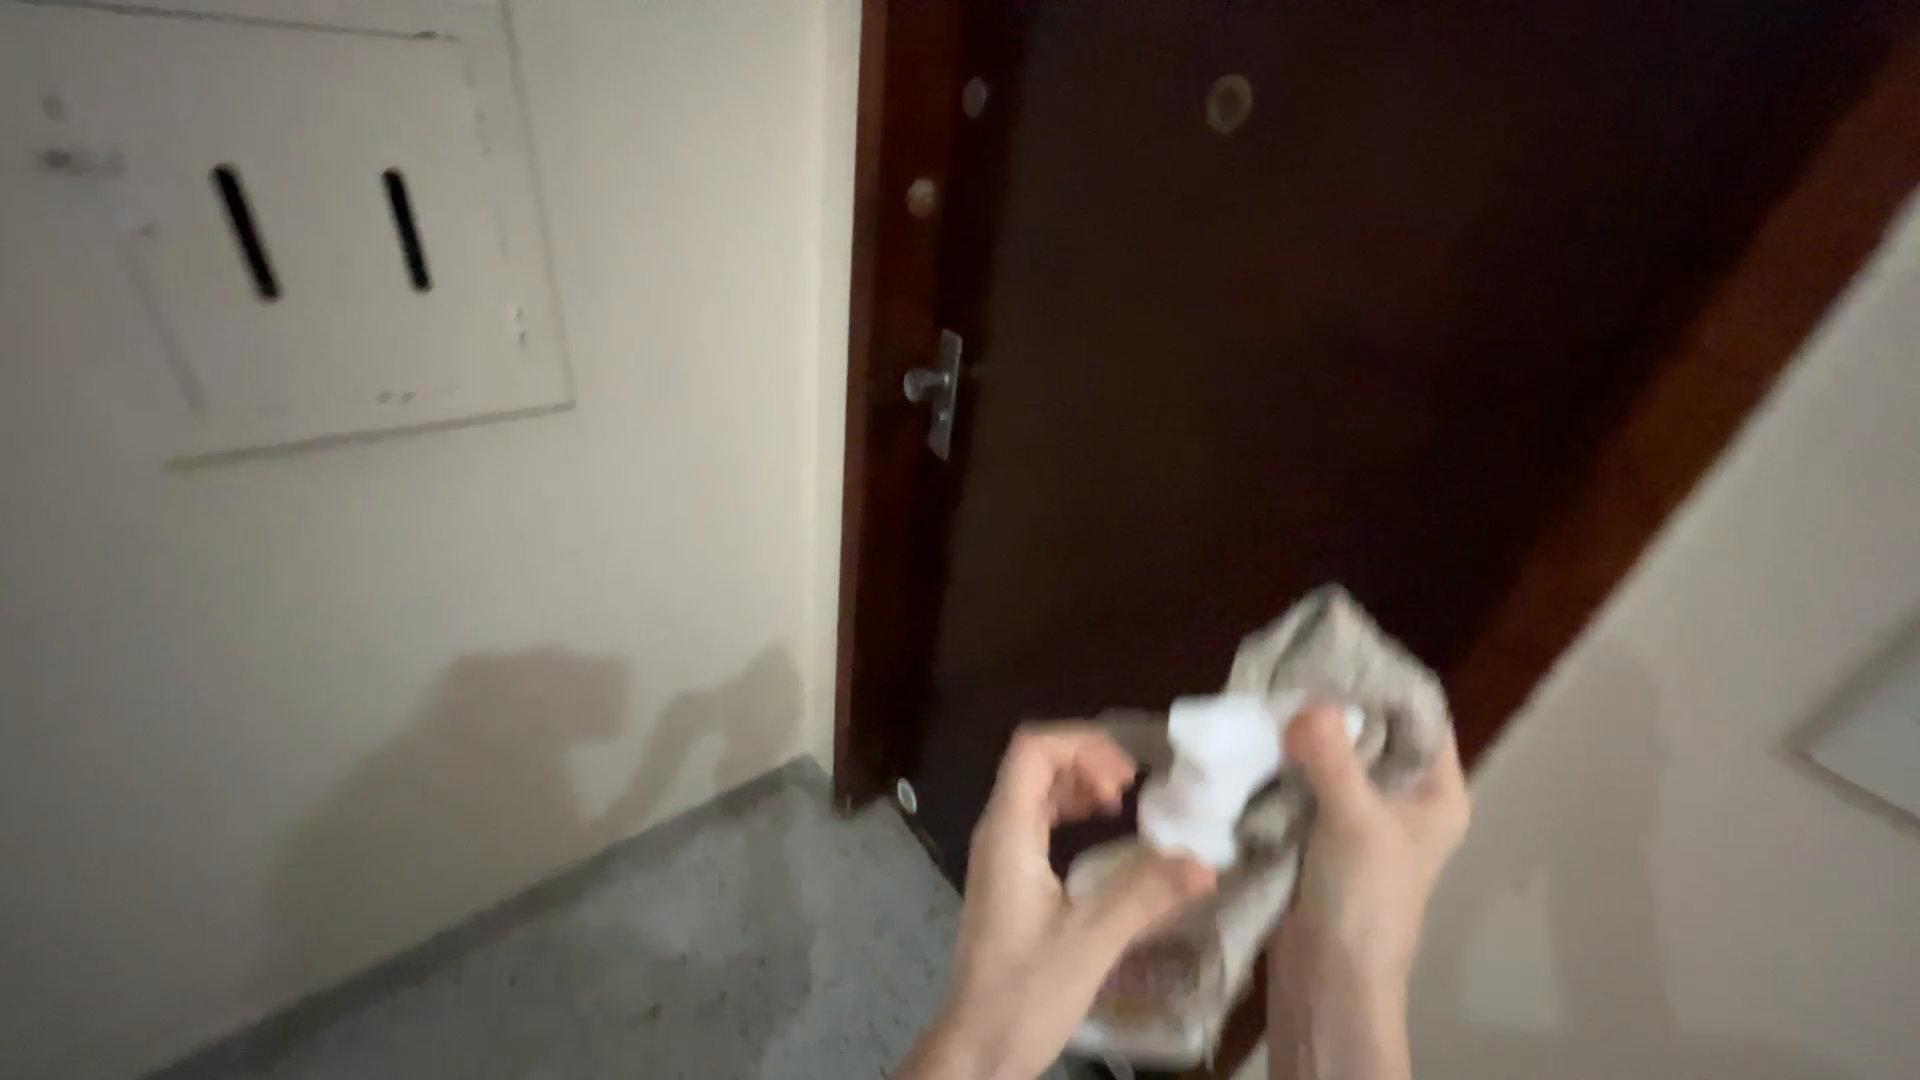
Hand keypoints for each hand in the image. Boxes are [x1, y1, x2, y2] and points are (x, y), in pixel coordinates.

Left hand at [895, 724, 1216, 1079]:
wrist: (977, 1045)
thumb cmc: (1025, 991)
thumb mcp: (1091, 941)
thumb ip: (1144, 895)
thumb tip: (1205, 863)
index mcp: (1007, 831)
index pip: (1031, 750)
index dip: (1080, 744)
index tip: (1125, 776)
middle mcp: (998, 830)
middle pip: (1034, 763)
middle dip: (1085, 760)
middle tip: (1130, 788)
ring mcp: (1000, 852)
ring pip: (1035, 789)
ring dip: (1077, 783)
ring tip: (1120, 803)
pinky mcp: (1009, 874)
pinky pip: (1037, 818)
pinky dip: (1070, 810)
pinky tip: (1101, 829)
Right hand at [1267, 705, 1470, 1079]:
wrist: (1327, 973)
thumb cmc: (1364, 897)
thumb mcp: (1355, 821)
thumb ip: (1333, 758)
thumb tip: (1309, 702)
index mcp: (1434, 791)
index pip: (1419, 717)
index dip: (1383, 685)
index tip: (1335, 655)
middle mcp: (1400, 794)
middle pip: (1370, 730)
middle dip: (1332, 704)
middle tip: (1288, 673)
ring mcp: (1357, 810)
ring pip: (1332, 751)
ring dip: (1302, 730)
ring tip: (1265, 698)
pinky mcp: (1317, 823)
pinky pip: (1303, 775)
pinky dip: (1283, 755)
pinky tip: (1254, 736)